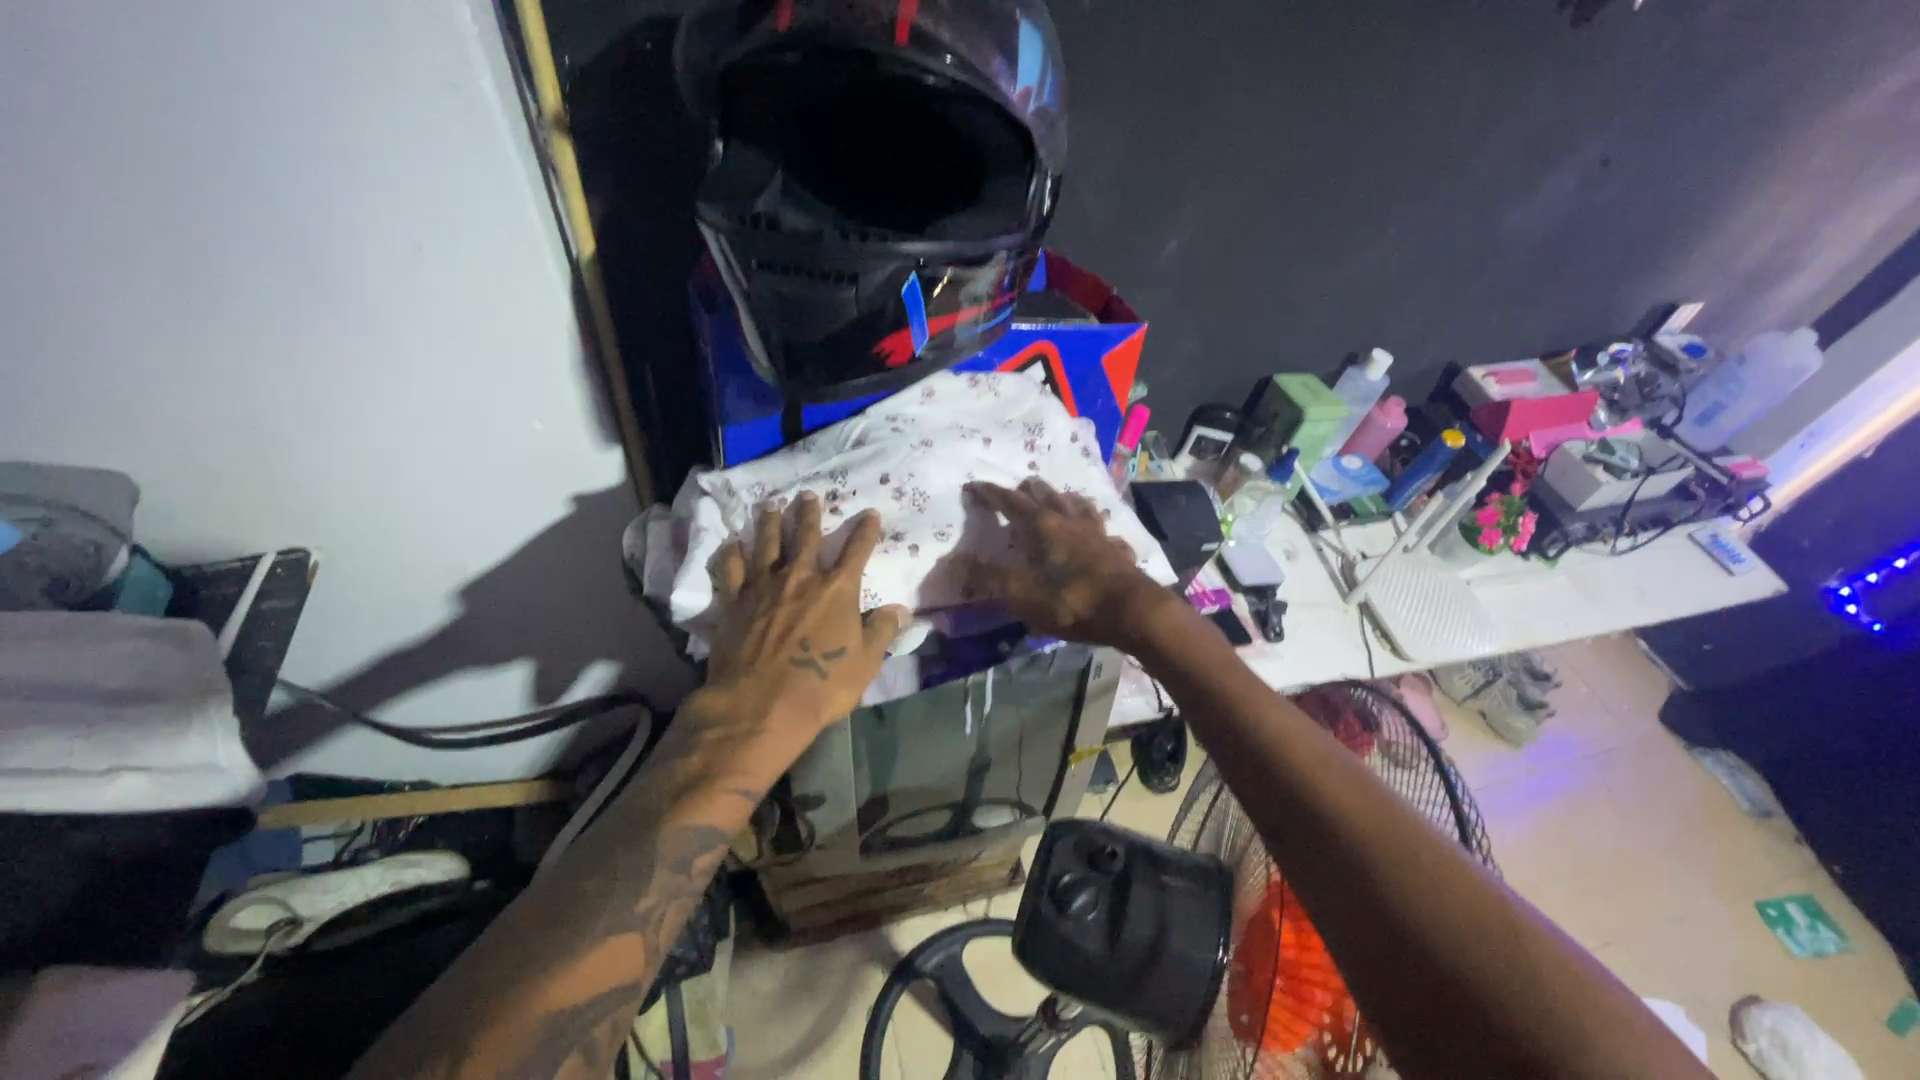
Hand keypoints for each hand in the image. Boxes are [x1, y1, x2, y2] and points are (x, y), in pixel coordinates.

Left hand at [700, 494, 907, 759]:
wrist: (761, 703)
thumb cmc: (821, 685)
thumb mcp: (865, 663)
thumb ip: (881, 632)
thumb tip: (899, 609)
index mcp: (837, 590)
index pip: (856, 551)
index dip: (866, 531)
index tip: (871, 514)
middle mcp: (800, 578)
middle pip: (805, 536)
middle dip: (809, 513)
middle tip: (808, 494)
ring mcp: (763, 587)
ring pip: (766, 544)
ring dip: (770, 522)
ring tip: (770, 505)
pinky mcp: (734, 602)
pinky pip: (731, 569)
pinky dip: (731, 554)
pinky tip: (731, 544)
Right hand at [959, 479, 1179, 648]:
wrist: (1132, 611)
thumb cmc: (1071, 600)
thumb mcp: (1021, 593)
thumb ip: (989, 576)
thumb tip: (957, 561)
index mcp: (1043, 526)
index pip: (1011, 502)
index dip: (991, 493)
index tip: (974, 485)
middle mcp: (1071, 522)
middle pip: (1049, 496)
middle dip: (1032, 490)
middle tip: (1021, 487)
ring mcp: (1099, 535)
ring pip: (1082, 508)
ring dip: (1068, 501)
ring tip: (1063, 499)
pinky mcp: (1119, 553)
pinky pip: (1108, 536)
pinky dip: (1100, 533)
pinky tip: (1103, 538)